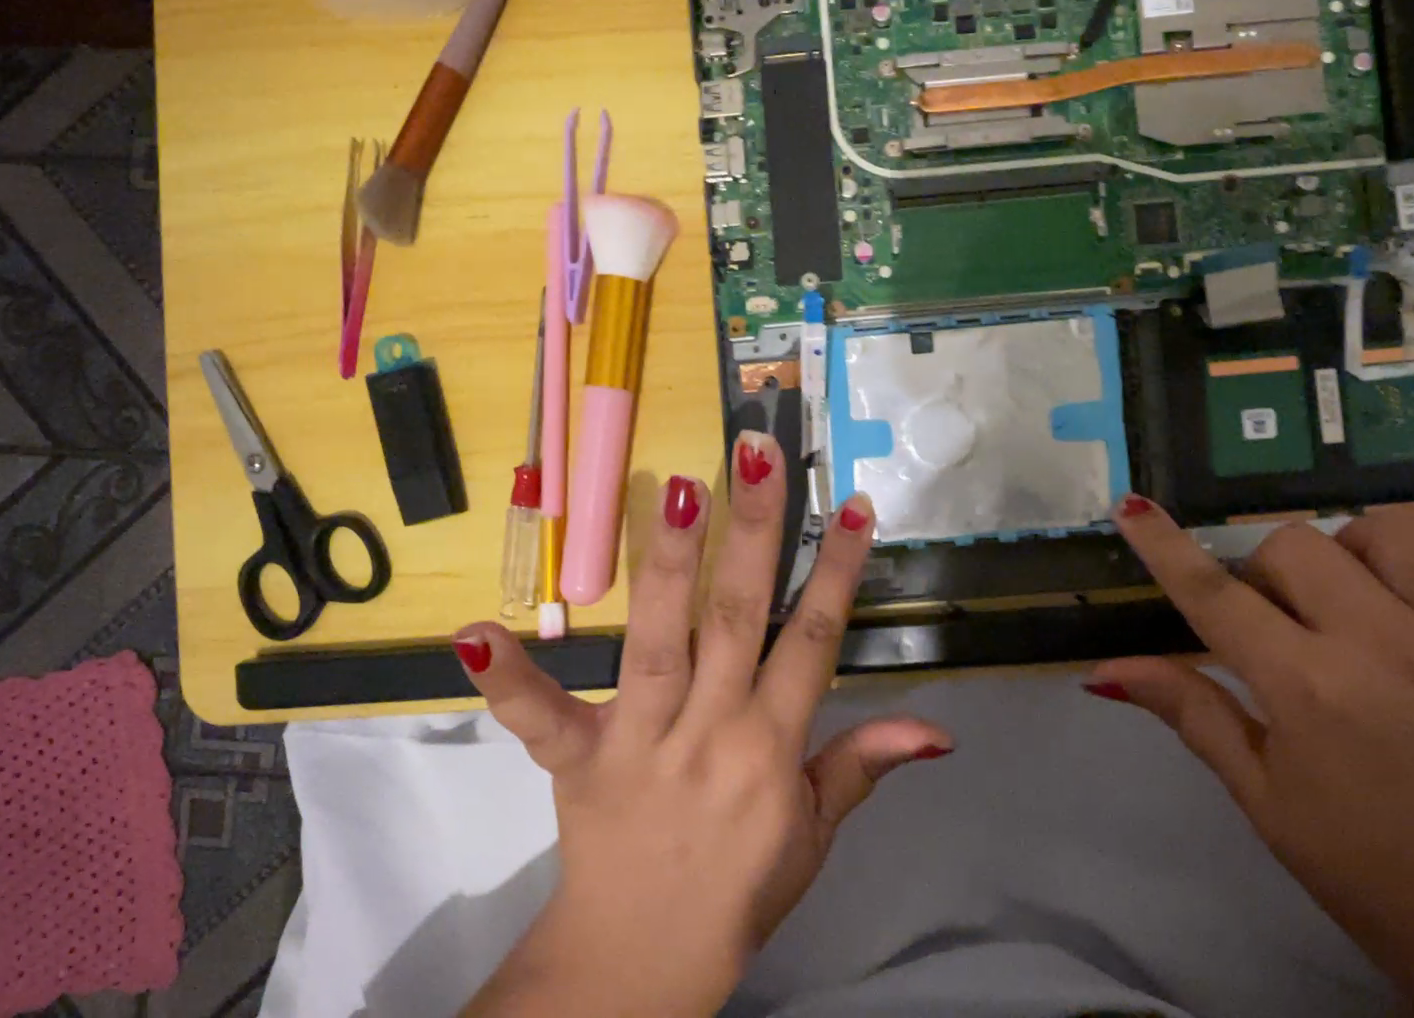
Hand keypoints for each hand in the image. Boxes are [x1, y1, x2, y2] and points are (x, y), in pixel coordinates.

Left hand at [457, 432, 950, 1017]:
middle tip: (757, 452)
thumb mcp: (816, 833)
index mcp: (773, 747)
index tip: (851, 505)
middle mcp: (710, 730)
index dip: (837, 570)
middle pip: (737, 617)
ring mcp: (638, 742)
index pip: (813, 640)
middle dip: (753, 530)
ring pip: (659, 640)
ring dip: (670, 562)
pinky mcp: (576, 761)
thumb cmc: (742, 890)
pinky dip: (509, 679)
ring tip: (678, 486)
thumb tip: (940, 729)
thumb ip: (864, 765)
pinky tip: (474, 632)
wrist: (643, 962)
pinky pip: (540, 719)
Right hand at [1089, 500, 1413, 1017]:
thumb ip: (1191, 714)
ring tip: (1352, 590)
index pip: (1213, 595)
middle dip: (1263, 570)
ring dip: (1355, 545)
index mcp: (1306, 686)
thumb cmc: (1372, 879)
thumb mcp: (1264, 801)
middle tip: (1269, 619)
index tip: (1134, 508)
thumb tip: (1103, 671)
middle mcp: (1384, 643)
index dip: (1163, 545)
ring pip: (1398, 529)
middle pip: (1296, 544)